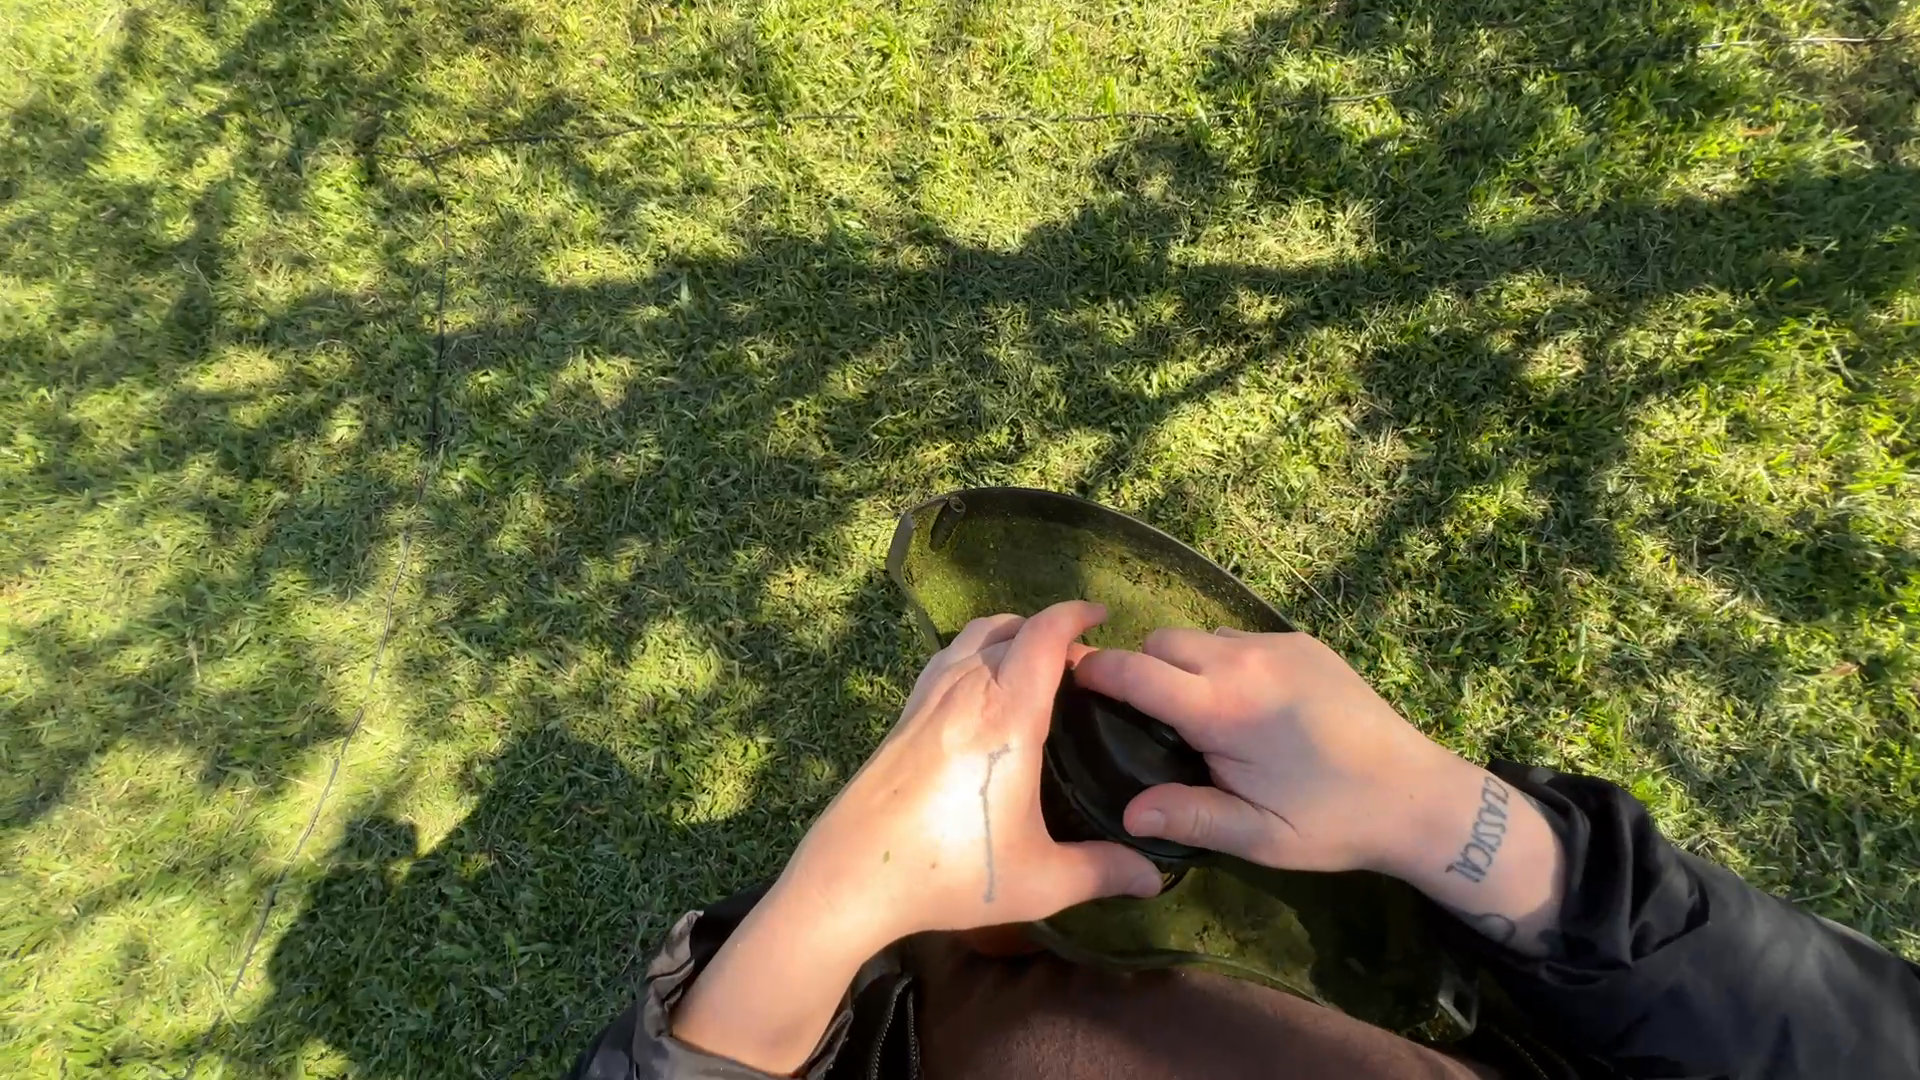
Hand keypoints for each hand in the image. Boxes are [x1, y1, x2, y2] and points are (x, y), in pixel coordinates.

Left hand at [781, 600, 1163, 948]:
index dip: (1076, 614)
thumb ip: (1102, 870)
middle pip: (1013, 627)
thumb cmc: (951, 870)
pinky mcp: (907, 708)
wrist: (855, 871)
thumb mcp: (1040, 880)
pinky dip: (978, 647)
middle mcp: (968, 686)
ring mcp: (931, 693)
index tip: (1102, 616)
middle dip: (1051, 630)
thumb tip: (1154, 876)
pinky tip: (983, 683)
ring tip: (1035, 660)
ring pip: (976, 633)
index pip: (1044, 634)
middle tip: (1079, 664)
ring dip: (1012, 631)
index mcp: (1008, 712)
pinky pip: (950, 654)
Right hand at [1072, 628, 1475, 875]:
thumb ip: (1190, 818)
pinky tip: (1247, 699)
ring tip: (1202, 708)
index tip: (1069, 675)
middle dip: (1142, 666)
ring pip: (1199, 634)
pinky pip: (1237, 635)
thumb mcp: (1260, 837)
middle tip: (1151, 714)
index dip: (1095, 669)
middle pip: (1161, 641)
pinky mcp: (1301, 640)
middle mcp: (1244, 660)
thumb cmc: (1334, 821)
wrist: (1423, 795)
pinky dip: (1222, 658)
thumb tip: (1126, 813)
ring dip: (1184, 662)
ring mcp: (1276, 643)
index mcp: (1224, 709)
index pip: (1136, 671)